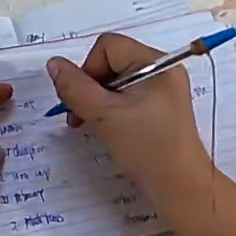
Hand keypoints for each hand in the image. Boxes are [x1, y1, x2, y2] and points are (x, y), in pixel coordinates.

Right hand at [47, 34, 213, 200]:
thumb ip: (75, 87)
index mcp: (157, 62)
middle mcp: (162, 69)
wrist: (181, 188)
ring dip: (97, 99)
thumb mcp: (104, 116)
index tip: (83, 101)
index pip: (108, 46)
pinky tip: (105, 127)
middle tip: (80, 116)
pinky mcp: (159, 106)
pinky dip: (110, 108)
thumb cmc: (146, 148)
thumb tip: (54, 63)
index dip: (88, 69)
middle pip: (111, 61)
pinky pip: (126, 95)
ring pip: (115, 79)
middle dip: (90, 86)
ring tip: (89, 124)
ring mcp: (162, 89)